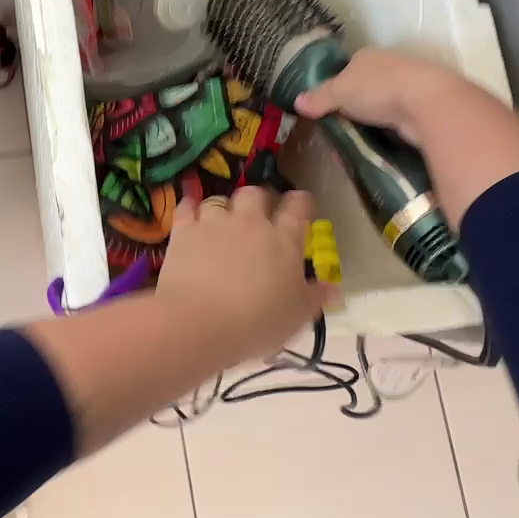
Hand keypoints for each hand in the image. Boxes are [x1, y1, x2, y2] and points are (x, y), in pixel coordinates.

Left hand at [155, 187, 338, 359]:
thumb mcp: (296, 317)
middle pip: (255, 194)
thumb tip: (333, 289)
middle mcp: (250, 223)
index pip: (298, 208)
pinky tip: (189, 212)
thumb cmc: (256, 323)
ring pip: (221, 200)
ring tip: (221, 220)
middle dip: (258, 199)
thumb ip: (314, 298)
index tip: (301, 203)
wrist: (200, 322)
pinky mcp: (184, 230)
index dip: (301, 202)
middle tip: (257, 213)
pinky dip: (189, 207)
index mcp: (284, 241)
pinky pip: (187, 207)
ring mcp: (215, 223)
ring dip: (223, 208)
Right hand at [291, 46, 464, 143]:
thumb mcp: (337, 92)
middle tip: (336, 130)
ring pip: (377, 107)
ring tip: (352, 143)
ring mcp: (406, 86)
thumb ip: (317, 98)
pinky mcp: (419, 108)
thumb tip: (297, 102)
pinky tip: (374, 146)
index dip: (333, 89)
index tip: (324, 110)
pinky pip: (393, 122)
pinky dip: (383, 134)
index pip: (344, 71)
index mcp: (366, 56)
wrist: (427, 103)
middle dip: (348, 110)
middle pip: (360, 90)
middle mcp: (387, 66)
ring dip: (365, 125)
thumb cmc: (377, 89)